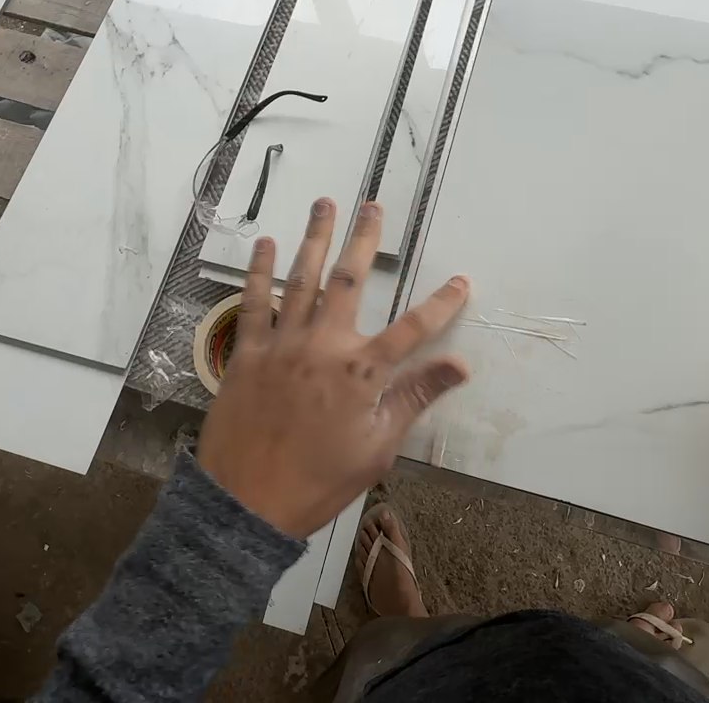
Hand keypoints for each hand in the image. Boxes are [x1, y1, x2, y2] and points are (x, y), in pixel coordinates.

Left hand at [197, 198, 471, 536]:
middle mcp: (324, 345)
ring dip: (315, 238)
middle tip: (373, 206)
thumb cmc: (320, 481)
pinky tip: (265, 243)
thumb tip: (460, 365)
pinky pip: (253, 302)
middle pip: (349, 280)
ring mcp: (282, 344)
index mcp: (361, 372)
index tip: (462, 280)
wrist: (246, 505)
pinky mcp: (248, 352)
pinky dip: (259, 270)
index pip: (413, 329)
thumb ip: (416, 398)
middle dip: (364, 240)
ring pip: (302, 279)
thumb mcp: (378, 447)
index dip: (441, 303)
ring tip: (325, 204)